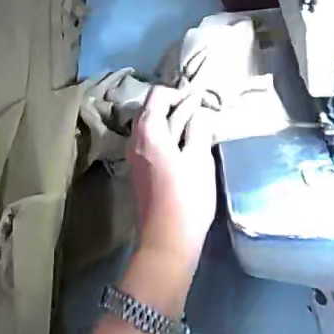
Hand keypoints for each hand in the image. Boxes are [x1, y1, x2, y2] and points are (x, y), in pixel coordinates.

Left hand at [123, 87, 219, 312]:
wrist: (167, 240)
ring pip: (149, 124)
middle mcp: (134, 137)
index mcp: (148, 130)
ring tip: (195, 125)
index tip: (200, 100)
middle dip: (174, 104)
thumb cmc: (187, 198)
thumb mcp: (199, 159)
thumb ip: (198, 129)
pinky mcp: (138, 168)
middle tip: (199, 110)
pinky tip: (183, 143)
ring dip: (169, 120)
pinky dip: (165, 134)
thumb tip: (198, 111)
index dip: (179, 92)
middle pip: (151, 108)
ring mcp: (133, 153)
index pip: (158, 95)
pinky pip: (149, 140)